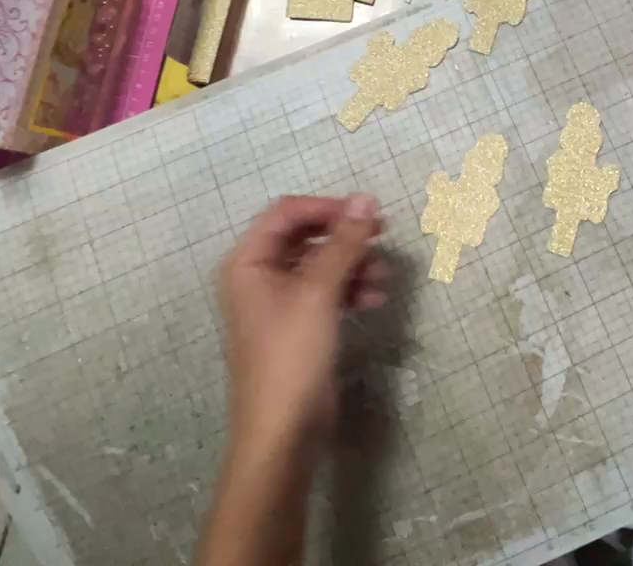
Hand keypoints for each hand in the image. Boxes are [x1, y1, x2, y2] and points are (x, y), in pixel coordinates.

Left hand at [217, 194, 386, 452]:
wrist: (283, 433)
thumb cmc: (291, 355)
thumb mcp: (319, 292)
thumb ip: (344, 242)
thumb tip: (367, 198)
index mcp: (249, 261)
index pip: (288, 212)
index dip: (328, 207)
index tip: (368, 213)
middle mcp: (259, 276)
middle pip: (306, 236)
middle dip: (344, 237)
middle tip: (383, 236)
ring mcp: (279, 303)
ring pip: (321, 264)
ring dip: (353, 264)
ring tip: (382, 279)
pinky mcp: (300, 326)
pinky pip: (327, 292)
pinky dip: (350, 289)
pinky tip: (374, 300)